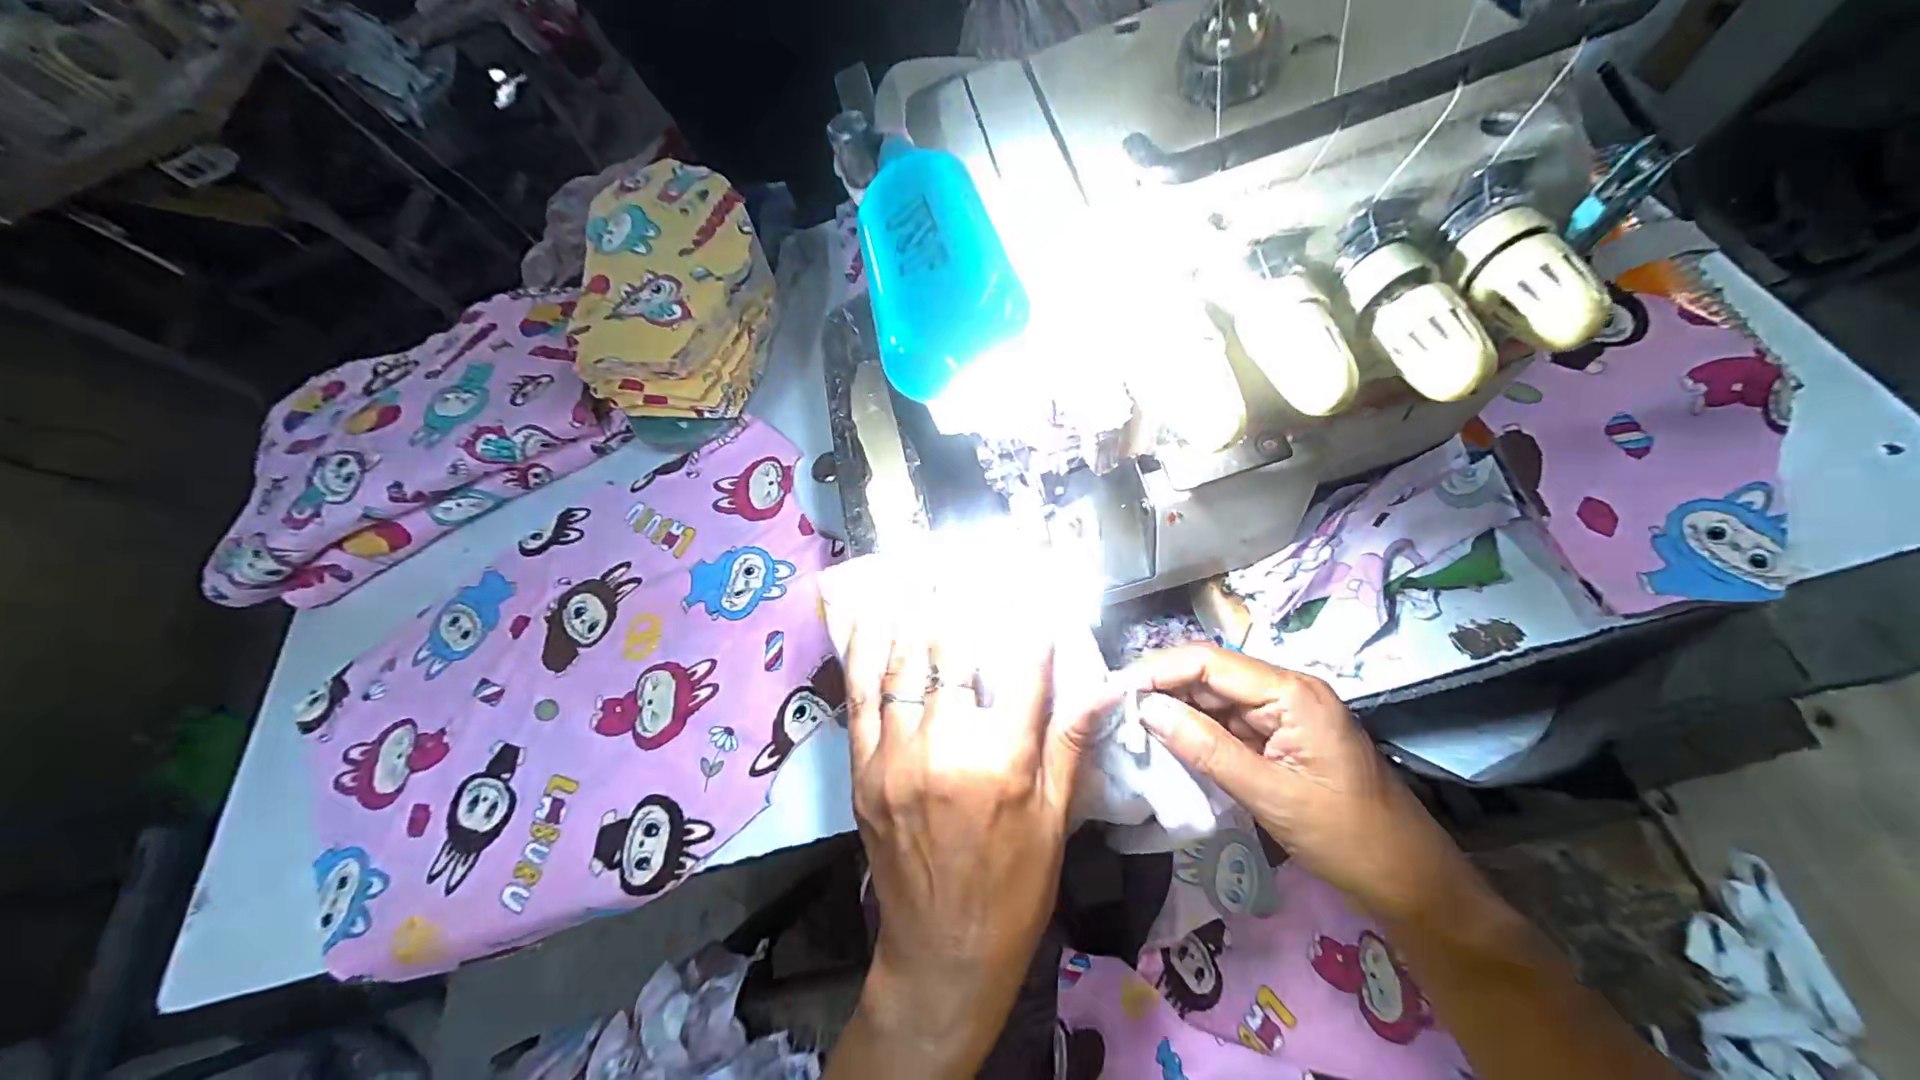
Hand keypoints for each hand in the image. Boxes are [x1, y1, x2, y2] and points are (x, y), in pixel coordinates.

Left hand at [833, 610, 1099, 1075]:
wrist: (943, 952)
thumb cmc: (1015, 889)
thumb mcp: (1056, 821)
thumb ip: (1070, 743)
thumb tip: (1103, 685)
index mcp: (1004, 763)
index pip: (1023, 669)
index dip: (1030, 621)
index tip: (1032, 587)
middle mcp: (947, 750)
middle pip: (957, 655)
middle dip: (968, 603)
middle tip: (972, 567)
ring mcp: (896, 758)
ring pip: (906, 666)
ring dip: (918, 613)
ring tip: (927, 574)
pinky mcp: (862, 771)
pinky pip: (859, 697)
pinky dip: (865, 650)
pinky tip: (872, 615)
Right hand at [1122, 645, 1475, 921]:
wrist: (1407, 880)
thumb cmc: (1345, 836)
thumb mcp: (1268, 793)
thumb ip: (1205, 748)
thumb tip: (1146, 710)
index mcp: (1292, 692)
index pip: (1209, 662)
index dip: (1158, 670)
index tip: (1115, 689)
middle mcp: (1286, 690)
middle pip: (1209, 673)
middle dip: (1161, 686)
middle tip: (1114, 706)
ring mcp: (1283, 712)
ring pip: (1214, 697)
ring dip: (1175, 707)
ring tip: (1129, 721)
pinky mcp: (1280, 735)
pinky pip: (1228, 721)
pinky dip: (1196, 729)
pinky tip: (1165, 738)